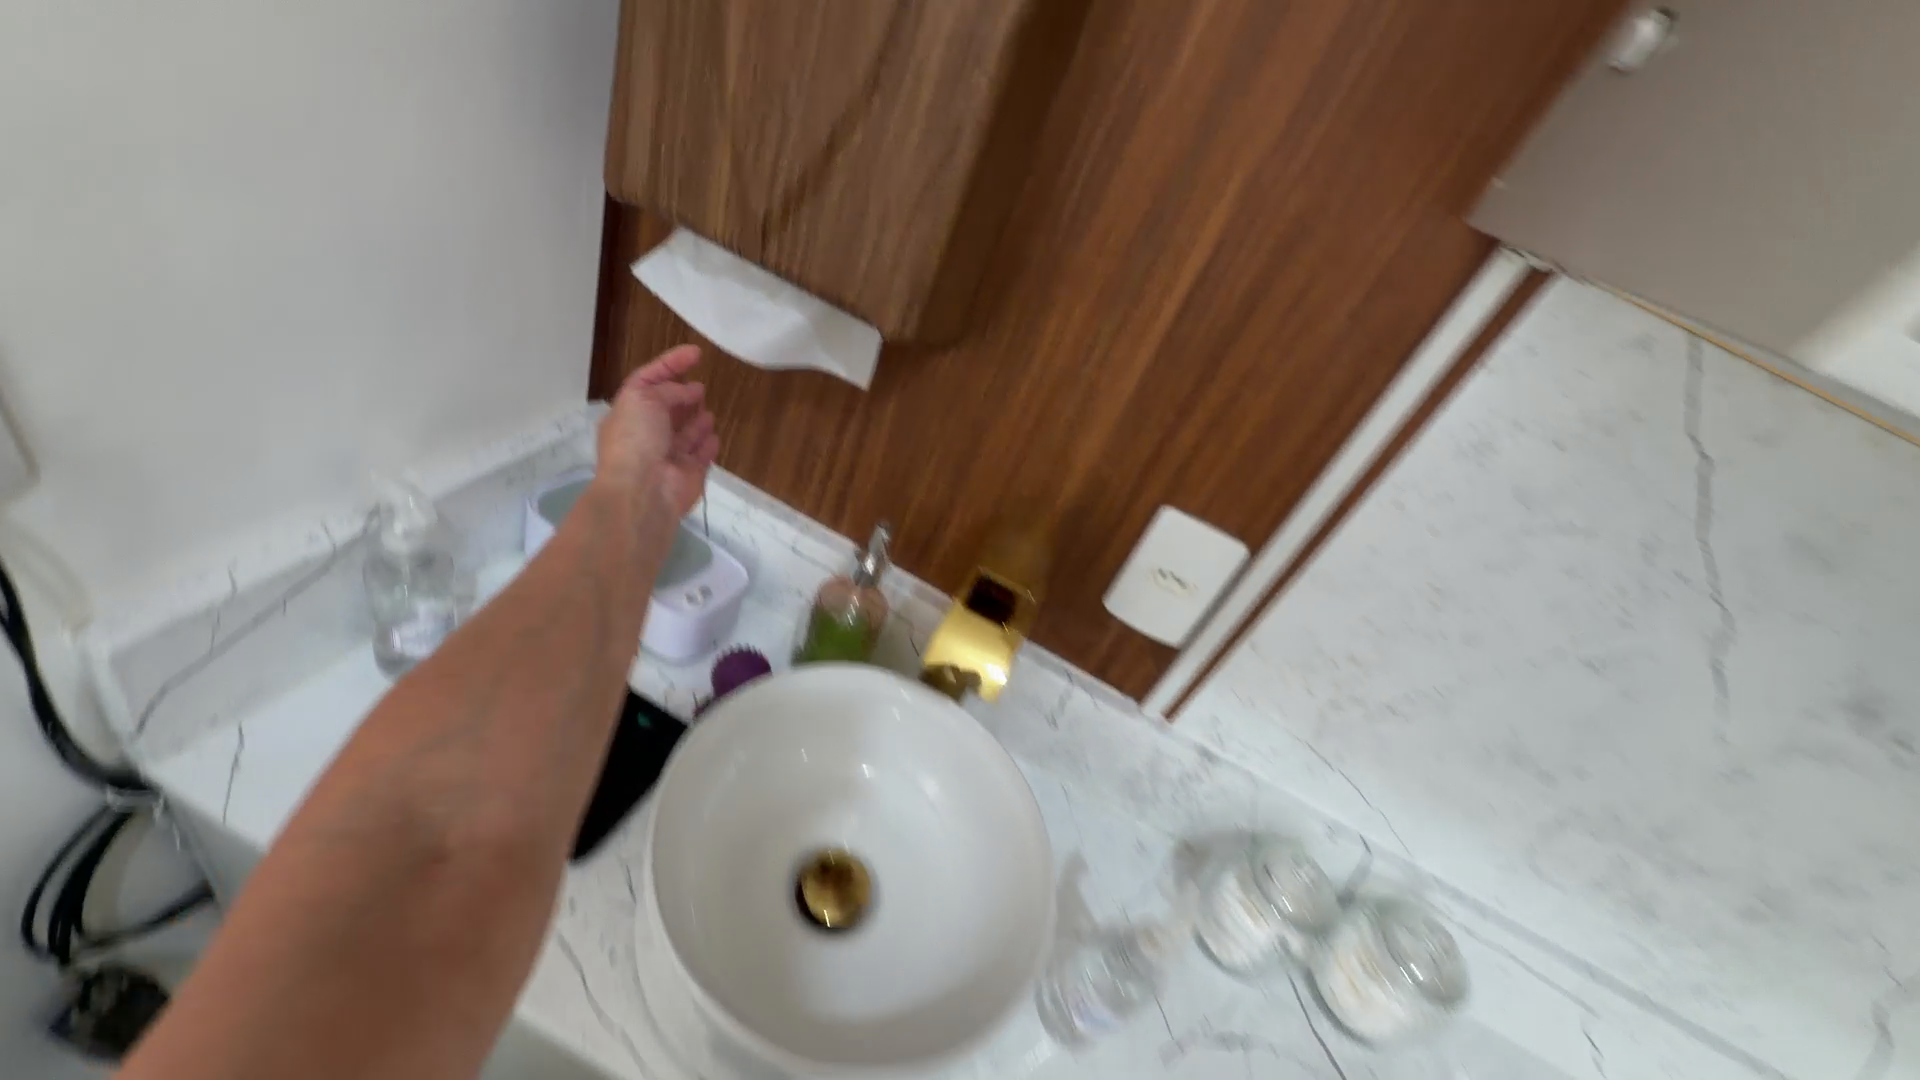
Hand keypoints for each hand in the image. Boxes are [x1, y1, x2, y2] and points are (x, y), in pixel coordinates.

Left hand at [595, 345, 719, 518]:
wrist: (644, 490)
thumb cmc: (637, 440)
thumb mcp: (643, 399)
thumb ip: (667, 389)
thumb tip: (689, 392)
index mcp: (628, 414)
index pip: (648, 381)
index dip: (670, 364)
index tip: (695, 353)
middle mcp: (646, 434)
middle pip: (666, 409)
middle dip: (680, 397)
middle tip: (700, 387)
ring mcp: (668, 455)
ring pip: (684, 433)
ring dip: (695, 420)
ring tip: (708, 409)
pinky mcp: (689, 473)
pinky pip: (700, 454)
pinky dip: (707, 444)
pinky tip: (714, 435)